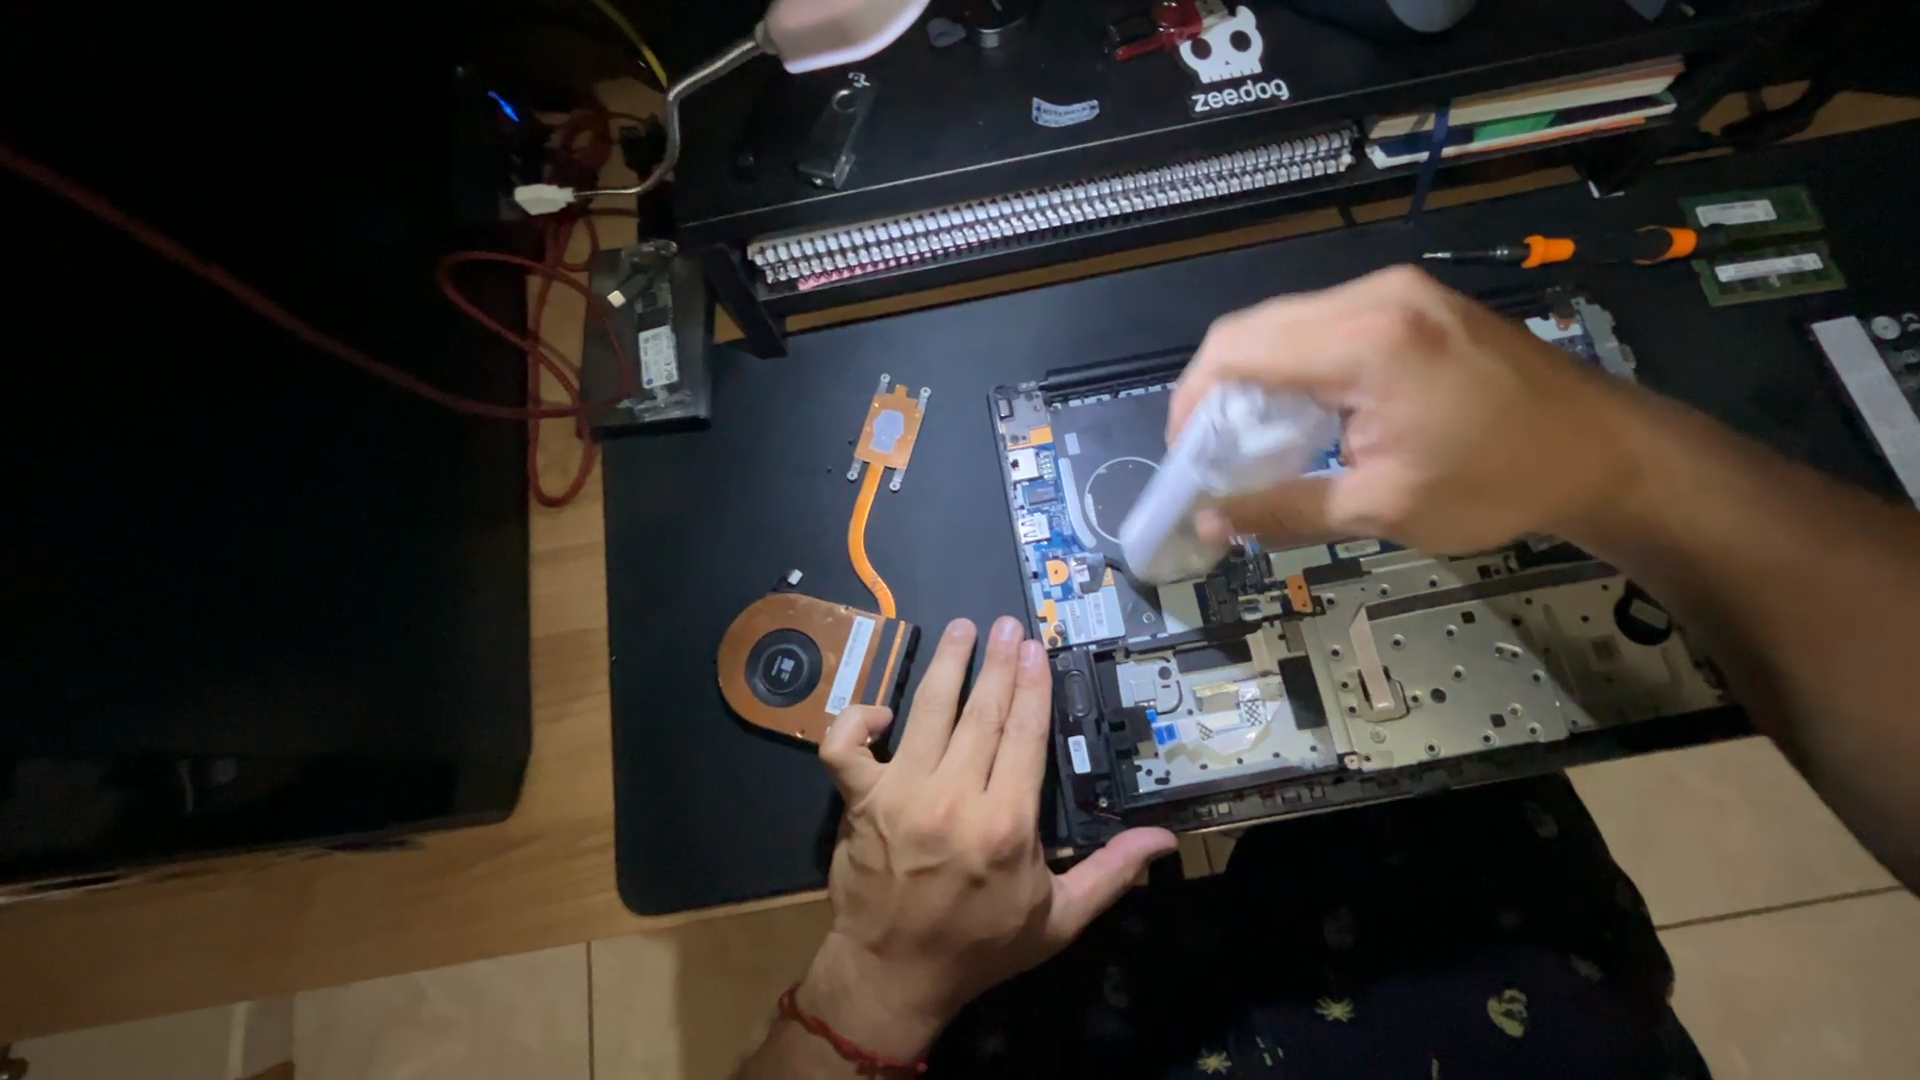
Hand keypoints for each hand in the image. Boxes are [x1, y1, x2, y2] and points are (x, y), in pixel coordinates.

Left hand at [799, 616, 1177, 1059]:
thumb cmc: (980, 945)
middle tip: (1007, 624)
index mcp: (1006, 824)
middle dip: (997, 662)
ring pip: (925, 712)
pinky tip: (882, 711)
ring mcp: (900, 794)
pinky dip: (856, 720)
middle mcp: (953, 798)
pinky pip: (845, 747)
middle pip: (981, 712)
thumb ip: (1112, 873)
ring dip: (946, 666)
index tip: (1035, 649)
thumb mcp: (1058, 919)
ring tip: (963, 629)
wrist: (894, 974)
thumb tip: (1164, 838)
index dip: (1032, 686)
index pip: (1024, 734)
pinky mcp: (858, 800)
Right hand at [1168, 265, 1648, 553]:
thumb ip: (1284, 509)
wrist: (1605, 451)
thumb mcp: (1382, 508)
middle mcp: (1373, 298)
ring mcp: (1394, 292)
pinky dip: (1289, 365)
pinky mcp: (1408, 301)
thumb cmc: (1497, 483)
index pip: (1236, 351)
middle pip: (1250, 328)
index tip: (1186, 455)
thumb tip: (1208, 522)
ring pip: (1280, 323)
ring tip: (1252, 435)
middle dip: (1213, 390)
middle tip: (1211, 450)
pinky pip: (1318, 323)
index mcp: (1367, 343)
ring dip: (1250, 377)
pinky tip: (1300, 408)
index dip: (1191, 401)